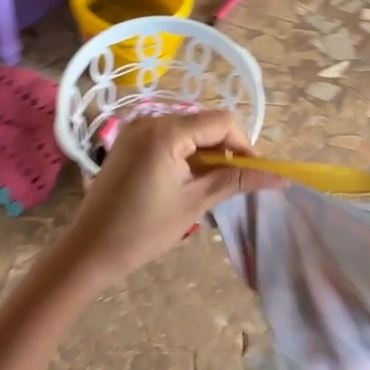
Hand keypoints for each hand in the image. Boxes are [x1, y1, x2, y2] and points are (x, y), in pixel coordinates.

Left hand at [63, 112, 283, 285]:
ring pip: (188, 131)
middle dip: (225, 150)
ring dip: (206, 154)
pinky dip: (185, 155)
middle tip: (234, 184)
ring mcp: (136, 130)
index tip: (255, 175)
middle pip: (205, 123)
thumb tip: (279, 176)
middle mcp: (151, 120)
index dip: (244, 146)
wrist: (90, 249)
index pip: (221, 122)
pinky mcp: (129, 143)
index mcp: (166, 131)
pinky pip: (168, 138)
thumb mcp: (195, 202)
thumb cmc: (144, 229)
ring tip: (211, 187)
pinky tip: (187, 182)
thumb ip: (236, 180)